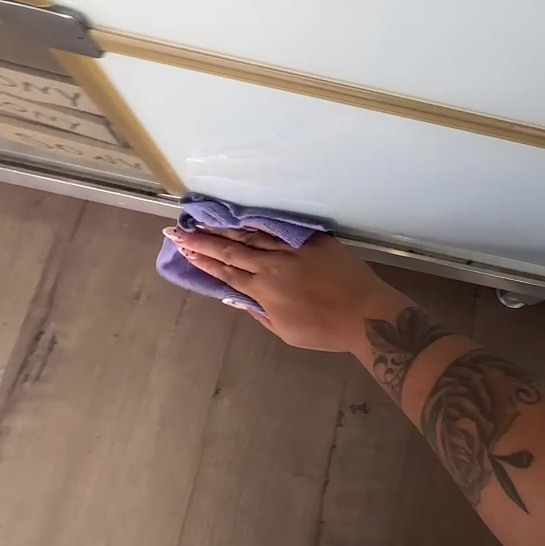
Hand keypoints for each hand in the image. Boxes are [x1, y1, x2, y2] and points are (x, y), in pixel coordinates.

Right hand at [165, 227, 410, 352]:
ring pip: (253, 235)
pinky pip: (280, 228)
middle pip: (231, 249)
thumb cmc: (325, 330)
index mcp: (263, 290)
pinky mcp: (313, 239)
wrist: (366, 313)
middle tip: (178, 229)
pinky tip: (244, 215)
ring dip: (226, 228)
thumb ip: (258, 311)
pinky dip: (259, 222)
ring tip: (204, 220)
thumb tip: (234, 296)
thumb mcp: (285, 330)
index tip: (183, 249)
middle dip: (202, 240)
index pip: (225, 272)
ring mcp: (293, 248)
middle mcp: (272, 265)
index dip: (202, 260)